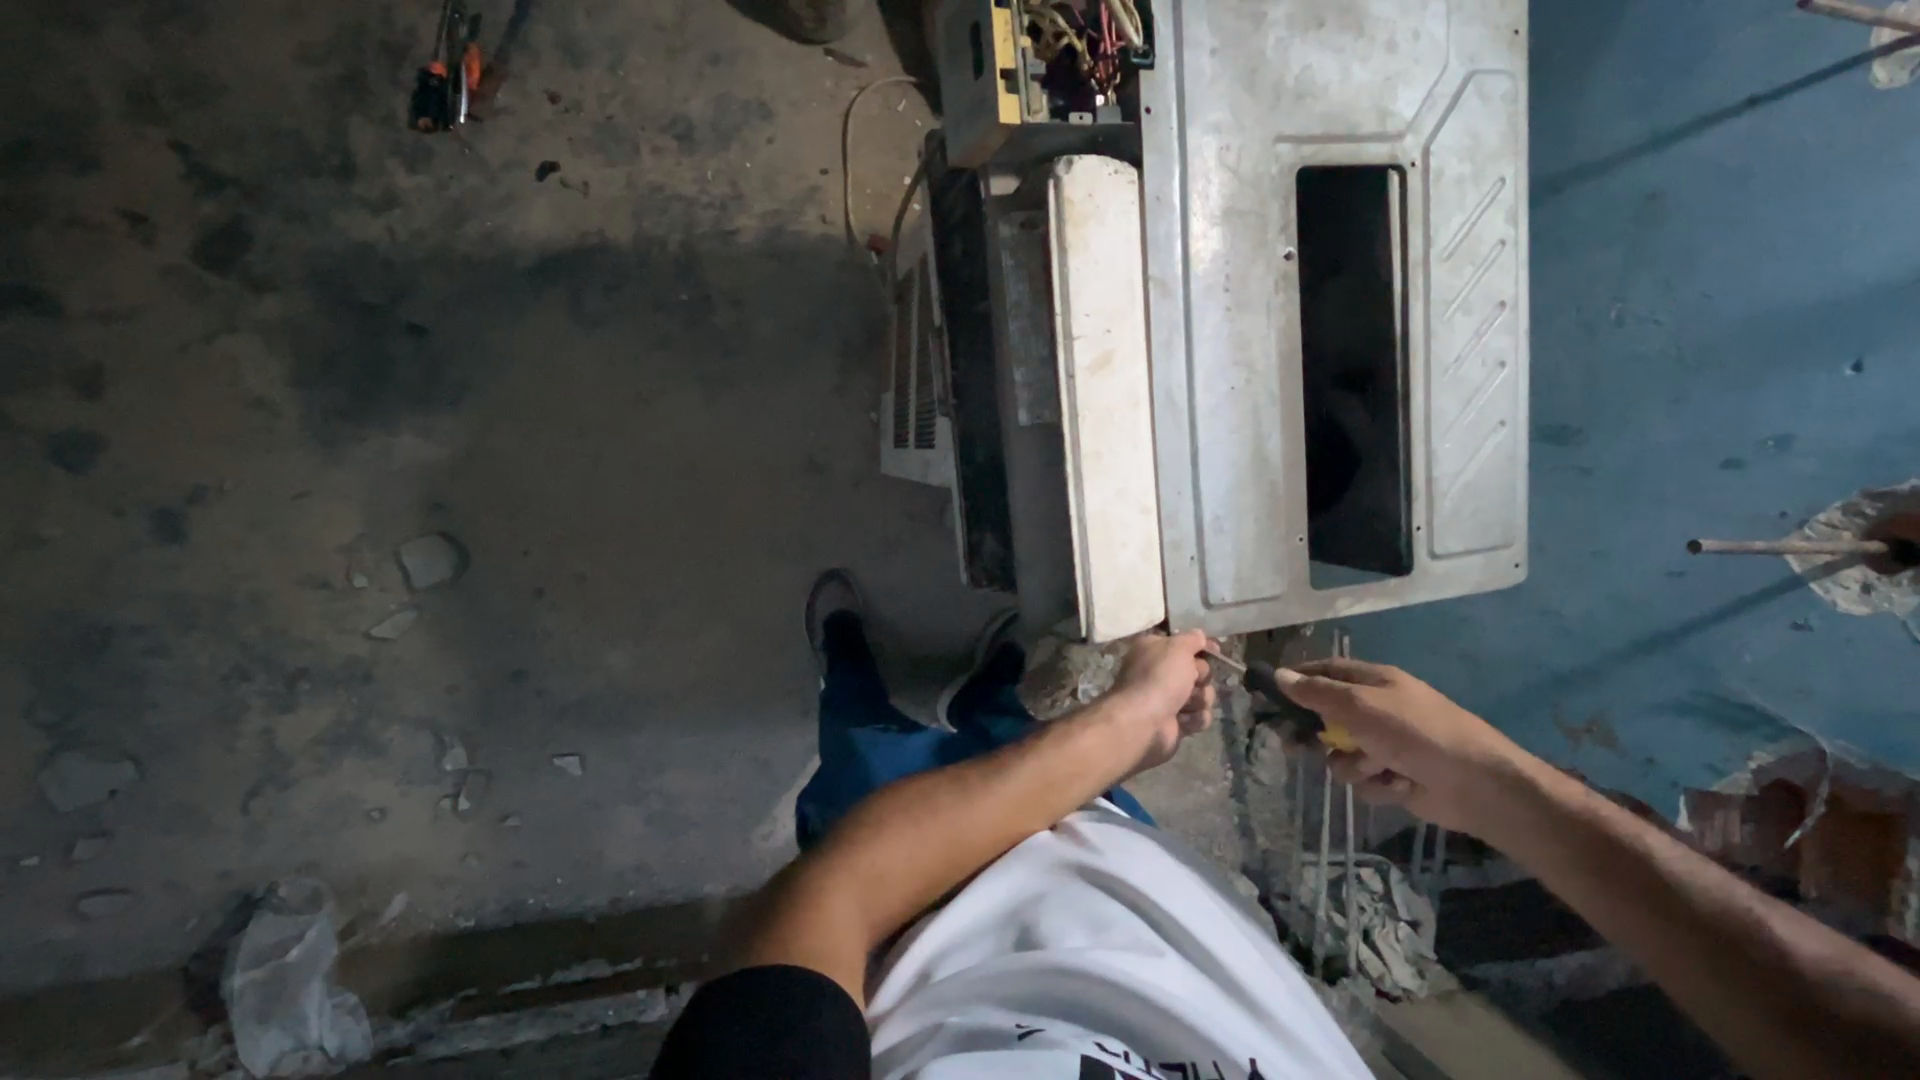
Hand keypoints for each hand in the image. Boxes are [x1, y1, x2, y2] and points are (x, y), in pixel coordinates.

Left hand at [1105, 630, 1217, 772]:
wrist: (1143, 722)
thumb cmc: (1159, 678)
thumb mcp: (1177, 648)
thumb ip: (1191, 639)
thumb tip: (1200, 635)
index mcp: (1155, 651)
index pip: (1184, 644)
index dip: (1202, 647)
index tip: (1216, 650)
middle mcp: (1160, 673)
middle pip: (1199, 670)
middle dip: (1201, 677)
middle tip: (1193, 680)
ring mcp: (1168, 699)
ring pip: (1203, 695)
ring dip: (1200, 699)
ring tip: (1185, 704)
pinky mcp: (1176, 723)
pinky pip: (1200, 717)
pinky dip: (1195, 719)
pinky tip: (1183, 720)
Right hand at [1278, 658, 1533, 836]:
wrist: (1478, 785)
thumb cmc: (1417, 733)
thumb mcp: (1360, 707)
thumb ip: (1317, 693)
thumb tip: (1278, 676)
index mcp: (1374, 682)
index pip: (1324, 671)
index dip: (1296, 679)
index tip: (1266, 693)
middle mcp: (1377, 709)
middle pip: (1326, 716)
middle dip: (1313, 732)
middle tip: (1292, 745)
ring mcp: (1386, 744)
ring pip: (1341, 753)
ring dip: (1352, 764)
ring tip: (1374, 768)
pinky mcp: (1394, 776)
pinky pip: (1364, 779)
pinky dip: (1375, 784)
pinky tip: (1396, 785)